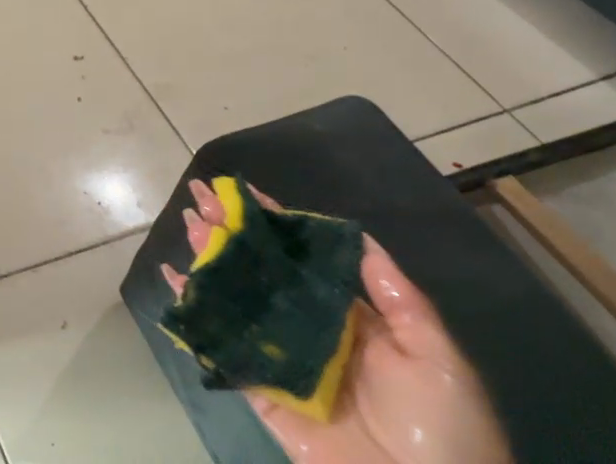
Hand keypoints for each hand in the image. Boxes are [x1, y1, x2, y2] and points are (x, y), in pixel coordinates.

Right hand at [161, 179, 511, 463]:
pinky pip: (219, 345)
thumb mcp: (438, 357)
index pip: (304, 260)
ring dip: (209, 260)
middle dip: (231, 232)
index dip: (274, 223)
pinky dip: (192, 312)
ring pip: (235, 299)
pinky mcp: (258, 389)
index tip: (243, 190)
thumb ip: (399, 299)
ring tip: (187, 223)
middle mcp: (310, 330)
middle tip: (200, 195)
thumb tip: (359, 237)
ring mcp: (280, 359)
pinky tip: (173, 281)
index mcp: (350, 318)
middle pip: (262, 272)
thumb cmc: (442, 427)